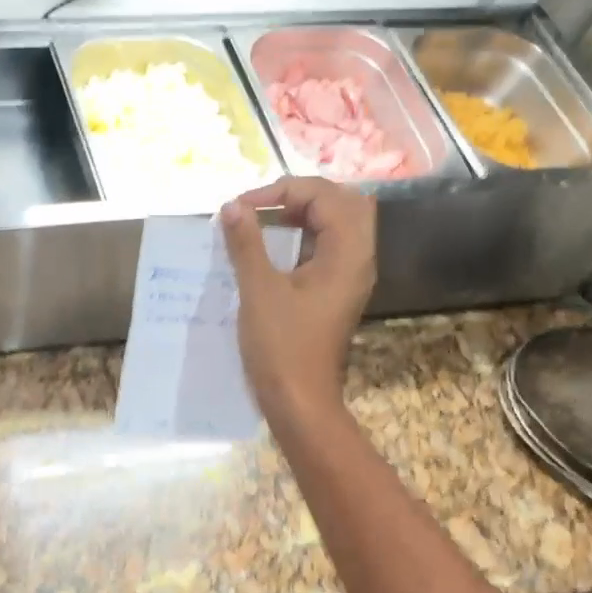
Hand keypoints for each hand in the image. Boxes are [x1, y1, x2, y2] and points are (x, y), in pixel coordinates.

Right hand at [219, 178, 377, 416]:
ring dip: (303, 217)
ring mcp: (350, 278)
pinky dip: (304, 241)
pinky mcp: (337, 295)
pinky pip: (328, 251)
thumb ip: (247, 245)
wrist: (299, 401)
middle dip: (301, 196)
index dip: (282, 191)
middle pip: (343, 203)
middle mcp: (358, 258)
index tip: (242, 207)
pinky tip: (273, 253)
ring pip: (338, 226)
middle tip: (261, 207)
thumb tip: (232, 207)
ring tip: (264, 224)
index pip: (325, 195)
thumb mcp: (258, 292)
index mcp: (347, 252)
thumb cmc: (281, 347)